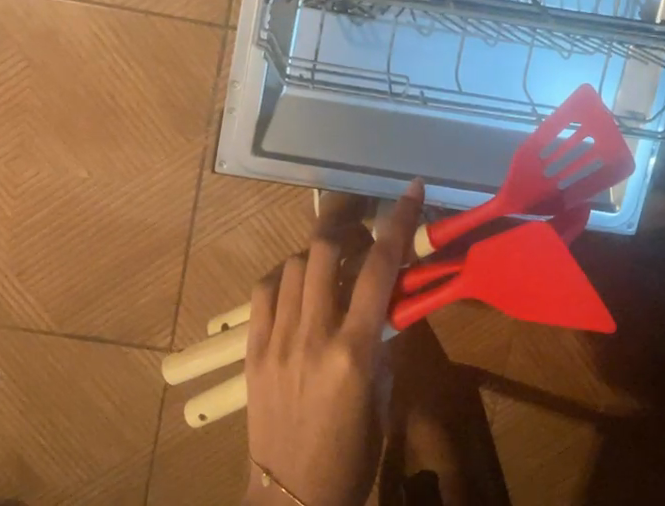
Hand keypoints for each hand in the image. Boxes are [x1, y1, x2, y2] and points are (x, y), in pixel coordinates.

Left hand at [245, 182, 424, 505]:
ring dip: (319, 253)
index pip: (380, 267)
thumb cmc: (353, 453)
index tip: (411, 190)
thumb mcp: (383, 396)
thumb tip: (391, 296)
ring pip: (295, 264)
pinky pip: (265, 290)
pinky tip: (298, 285)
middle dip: (348, 225)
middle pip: (326, 250)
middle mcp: (314, 335)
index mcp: (354, 351)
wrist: (294, 496)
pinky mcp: (253, 349)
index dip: (398, 221)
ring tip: (333, 264)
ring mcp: (277, 339)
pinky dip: (285, 276)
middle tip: (363, 228)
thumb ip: (385, 340)